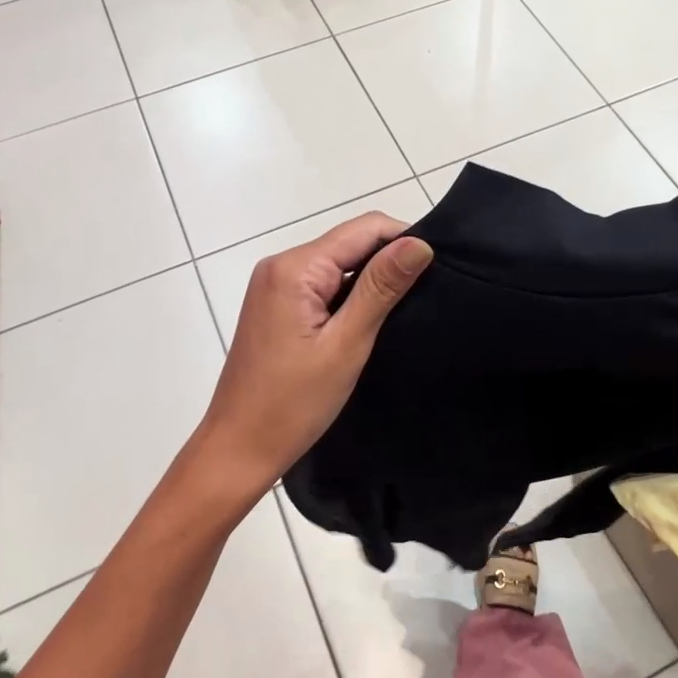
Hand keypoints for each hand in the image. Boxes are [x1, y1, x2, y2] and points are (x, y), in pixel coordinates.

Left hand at [192, 213, 433, 496]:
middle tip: (427, 295)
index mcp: (295, 267)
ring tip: (405, 310)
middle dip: (388, 261)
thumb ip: (381, 288)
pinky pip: (321, 286)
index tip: (440, 268)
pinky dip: (348, 297)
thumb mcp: (346, 344)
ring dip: (370, 281)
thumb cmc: (292, 404)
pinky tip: (370, 322)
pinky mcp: (275, 307)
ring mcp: (274, 286)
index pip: (364, 228)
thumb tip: (419, 243)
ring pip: (337, 265)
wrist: (237, 449)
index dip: (404, 239)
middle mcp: (280, 265)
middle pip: (350, 242)